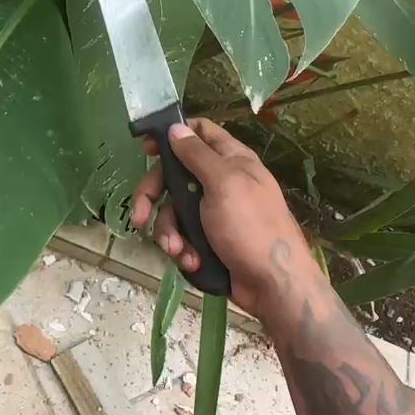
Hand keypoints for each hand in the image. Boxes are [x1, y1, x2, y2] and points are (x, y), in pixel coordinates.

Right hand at [132, 118, 328, 322]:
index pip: (199, 132)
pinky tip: (190, 260)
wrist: (274, 286)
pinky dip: (182, 248)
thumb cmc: (252, 227)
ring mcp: (213, 212)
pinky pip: (182, 234)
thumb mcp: (223, 183)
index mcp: (230, 160)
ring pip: (172, 209)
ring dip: (168, 230)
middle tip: (140, 214)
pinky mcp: (207, 239)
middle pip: (173, 175)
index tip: (147, 149)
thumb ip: (197, 155)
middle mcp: (220, 182)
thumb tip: (175, 127)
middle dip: (153, 196)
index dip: (172, 135)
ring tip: (176, 249)